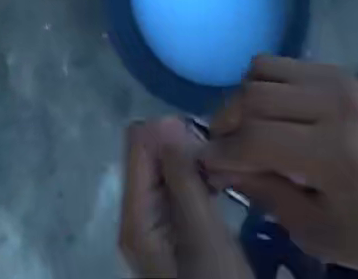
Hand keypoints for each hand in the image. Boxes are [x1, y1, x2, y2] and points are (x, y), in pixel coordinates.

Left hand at [120, 117, 252, 278]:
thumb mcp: (203, 235)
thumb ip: (182, 178)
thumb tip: (169, 121)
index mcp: (135, 214)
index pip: (137, 141)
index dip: (169, 131)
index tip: (206, 140)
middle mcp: (137, 215)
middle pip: (148, 153)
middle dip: (180, 143)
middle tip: (218, 156)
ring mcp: (153, 227)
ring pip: (164, 169)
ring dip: (190, 161)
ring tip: (222, 170)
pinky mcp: (172, 235)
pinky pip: (175, 189)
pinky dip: (195, 179)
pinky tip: (218, 186)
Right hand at [203, 58, 357, 278]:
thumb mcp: (322, 234)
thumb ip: (265, 194)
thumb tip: (218, 167)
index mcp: (334, 153)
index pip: (255, 138)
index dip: (222, 151)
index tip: (204, 162)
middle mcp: (333, 105)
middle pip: (252, 97)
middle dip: (227, 122)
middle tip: (222, 147)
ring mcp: (338, 81)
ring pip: (261, 71)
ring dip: (243, 99)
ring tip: (245, 127)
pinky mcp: (339, 72)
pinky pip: (281, 64)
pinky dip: (264, 84)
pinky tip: (272, 113)